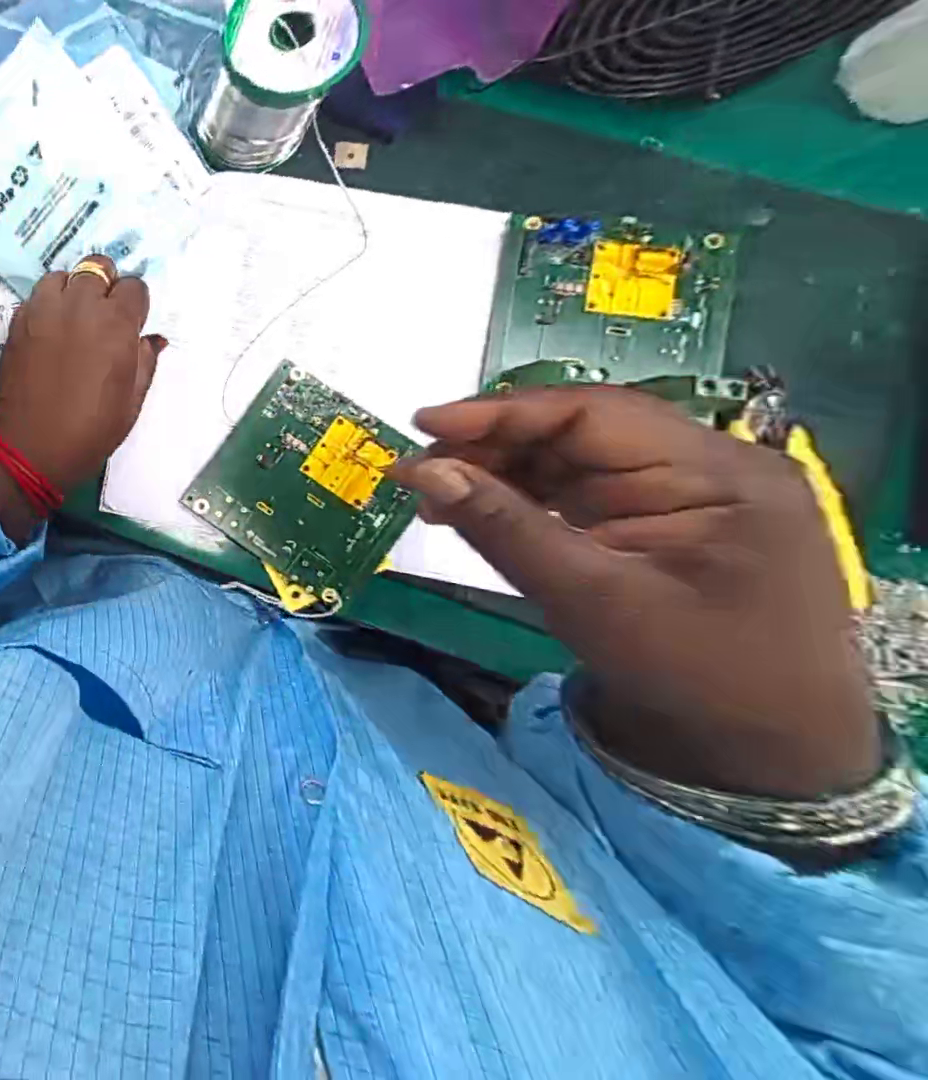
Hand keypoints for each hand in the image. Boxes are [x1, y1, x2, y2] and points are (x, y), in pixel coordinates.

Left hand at [0, 255, 164, 539]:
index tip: (129, 326)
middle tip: (101, 316)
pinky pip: (34, 298)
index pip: (134, 287)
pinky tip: (48, 331)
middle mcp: (79, 307)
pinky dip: (44, 306)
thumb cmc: (90, 432)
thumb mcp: (131, 402)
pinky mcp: (16, 324)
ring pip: (61, 277)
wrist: (32, 449)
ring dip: (70, 291)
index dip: (134, 306)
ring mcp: (43, 312)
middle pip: (96, 269)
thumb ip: (145, 362)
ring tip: (71, 318)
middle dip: (103, 287)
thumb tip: (151, 339)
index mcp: (115, 323)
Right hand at [390, 386, 876, 797]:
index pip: (591, 414)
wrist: (749, 742)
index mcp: (713, 472)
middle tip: (416, 471)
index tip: (421, 423)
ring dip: (492, 472)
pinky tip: (467, 511)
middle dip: (488, 445)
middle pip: (574, 432)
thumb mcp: (584, 595)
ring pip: (564, 459)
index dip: (499, 412)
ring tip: (431, 497)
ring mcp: (674, 494)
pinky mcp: (648, 521)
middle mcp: (700, 468)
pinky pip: (569, 491)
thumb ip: (500, 526)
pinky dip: (512, 498)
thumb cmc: (686, 668)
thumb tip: (421, 471)